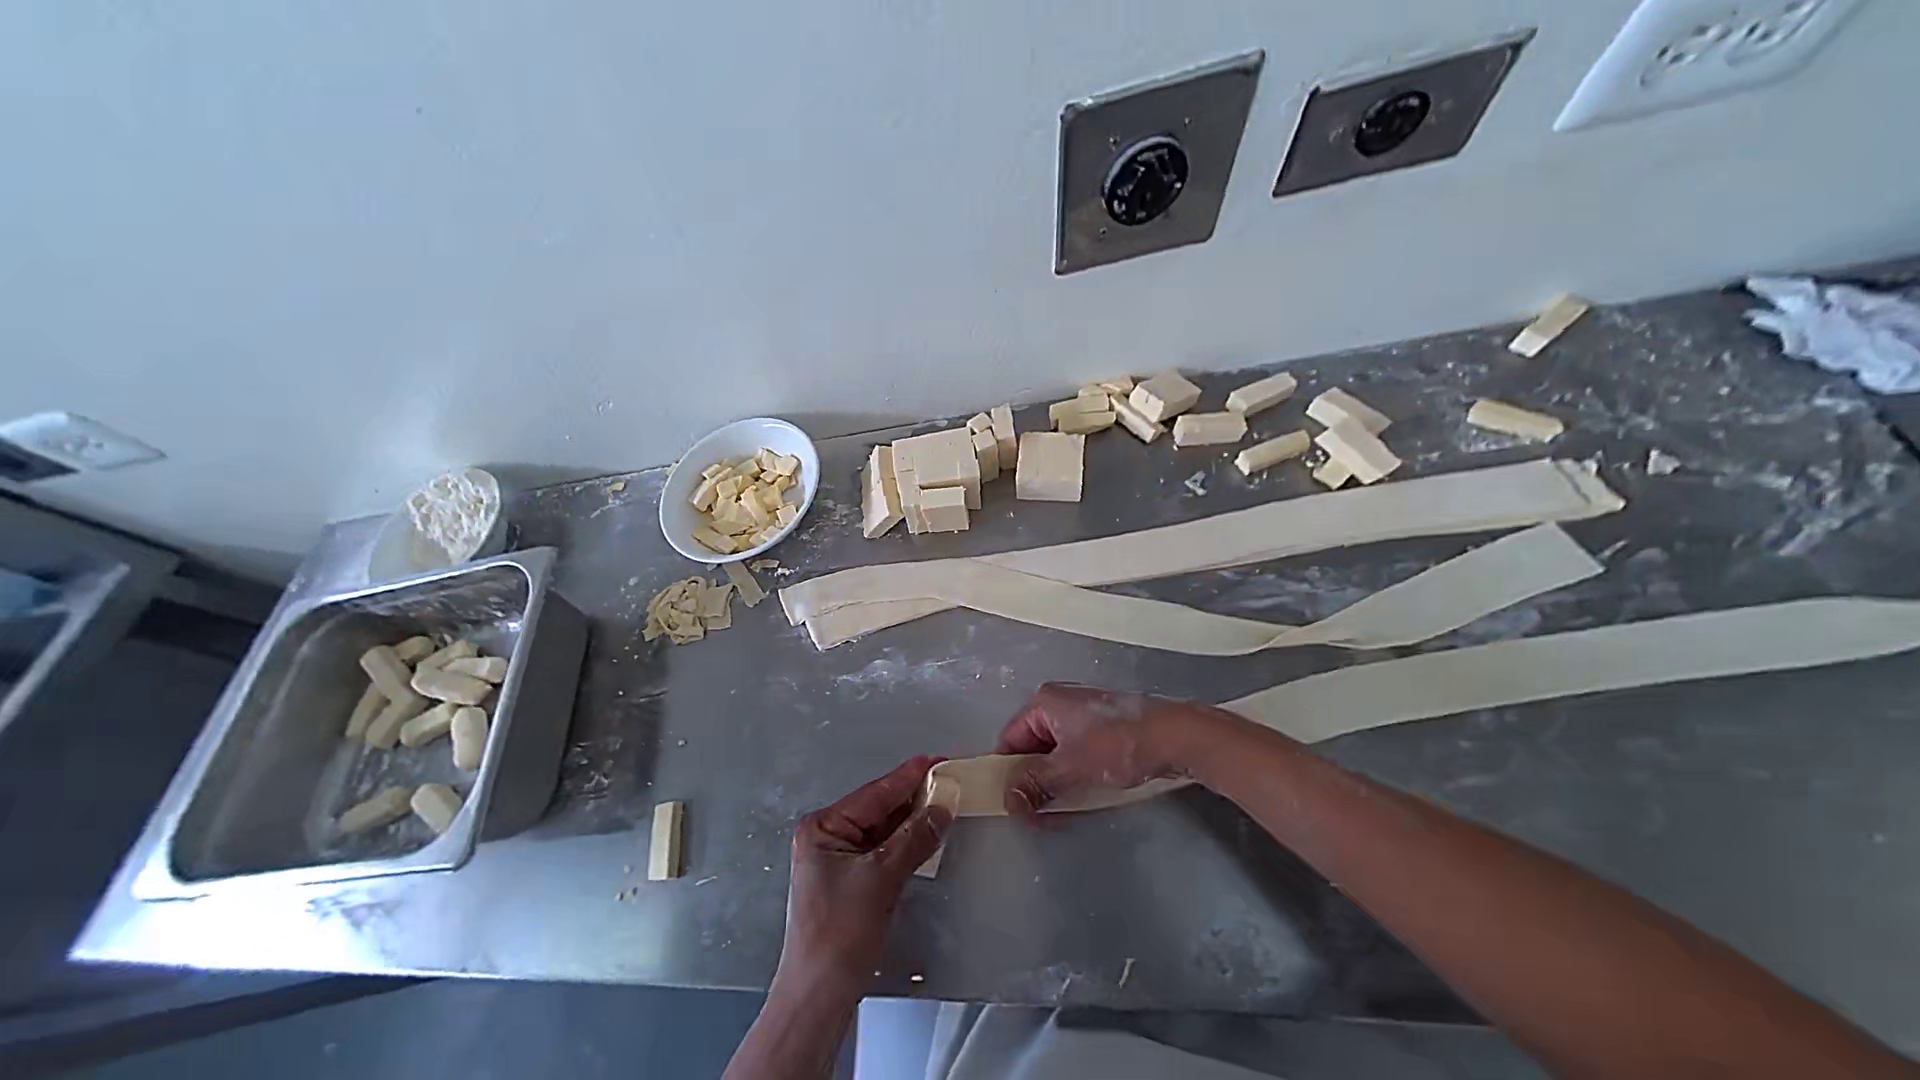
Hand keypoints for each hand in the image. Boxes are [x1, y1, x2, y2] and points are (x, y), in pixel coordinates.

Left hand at [776, 756, 951, 997]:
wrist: (819, 996)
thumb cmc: (837, 936)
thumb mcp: (880, 880)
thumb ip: (914, 840)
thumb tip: (942, 808)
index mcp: (822, 828)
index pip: (874, 794)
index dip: (908, 777)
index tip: (937, 760)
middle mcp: (828, 838)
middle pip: (880, 809)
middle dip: (914, 798)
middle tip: (948, 781)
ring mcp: (840, 860)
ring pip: (885, 830)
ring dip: (914, 821)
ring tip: (945, 803)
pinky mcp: (853, 880)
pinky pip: (885, 850)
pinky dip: (908, 843)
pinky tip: (928, 835)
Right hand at [994, 682, 1239, 814]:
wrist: (1177, 736)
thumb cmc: (1119, 744)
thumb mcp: (1070, 766)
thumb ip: (1035, 783)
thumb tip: (1008, 800)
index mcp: (1045, 703)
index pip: (1009, 739)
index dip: (1006, 772)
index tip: (1010, 804)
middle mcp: (1060, 705)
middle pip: (1031, 748)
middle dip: (1031, 784)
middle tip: (1035, 817)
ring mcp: (1084, 717)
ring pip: (1055, 756)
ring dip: (1053, 786)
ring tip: (1055, 815)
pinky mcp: (1104, 732)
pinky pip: (1076, 757)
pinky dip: (1073, 779)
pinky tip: (1078, 801)